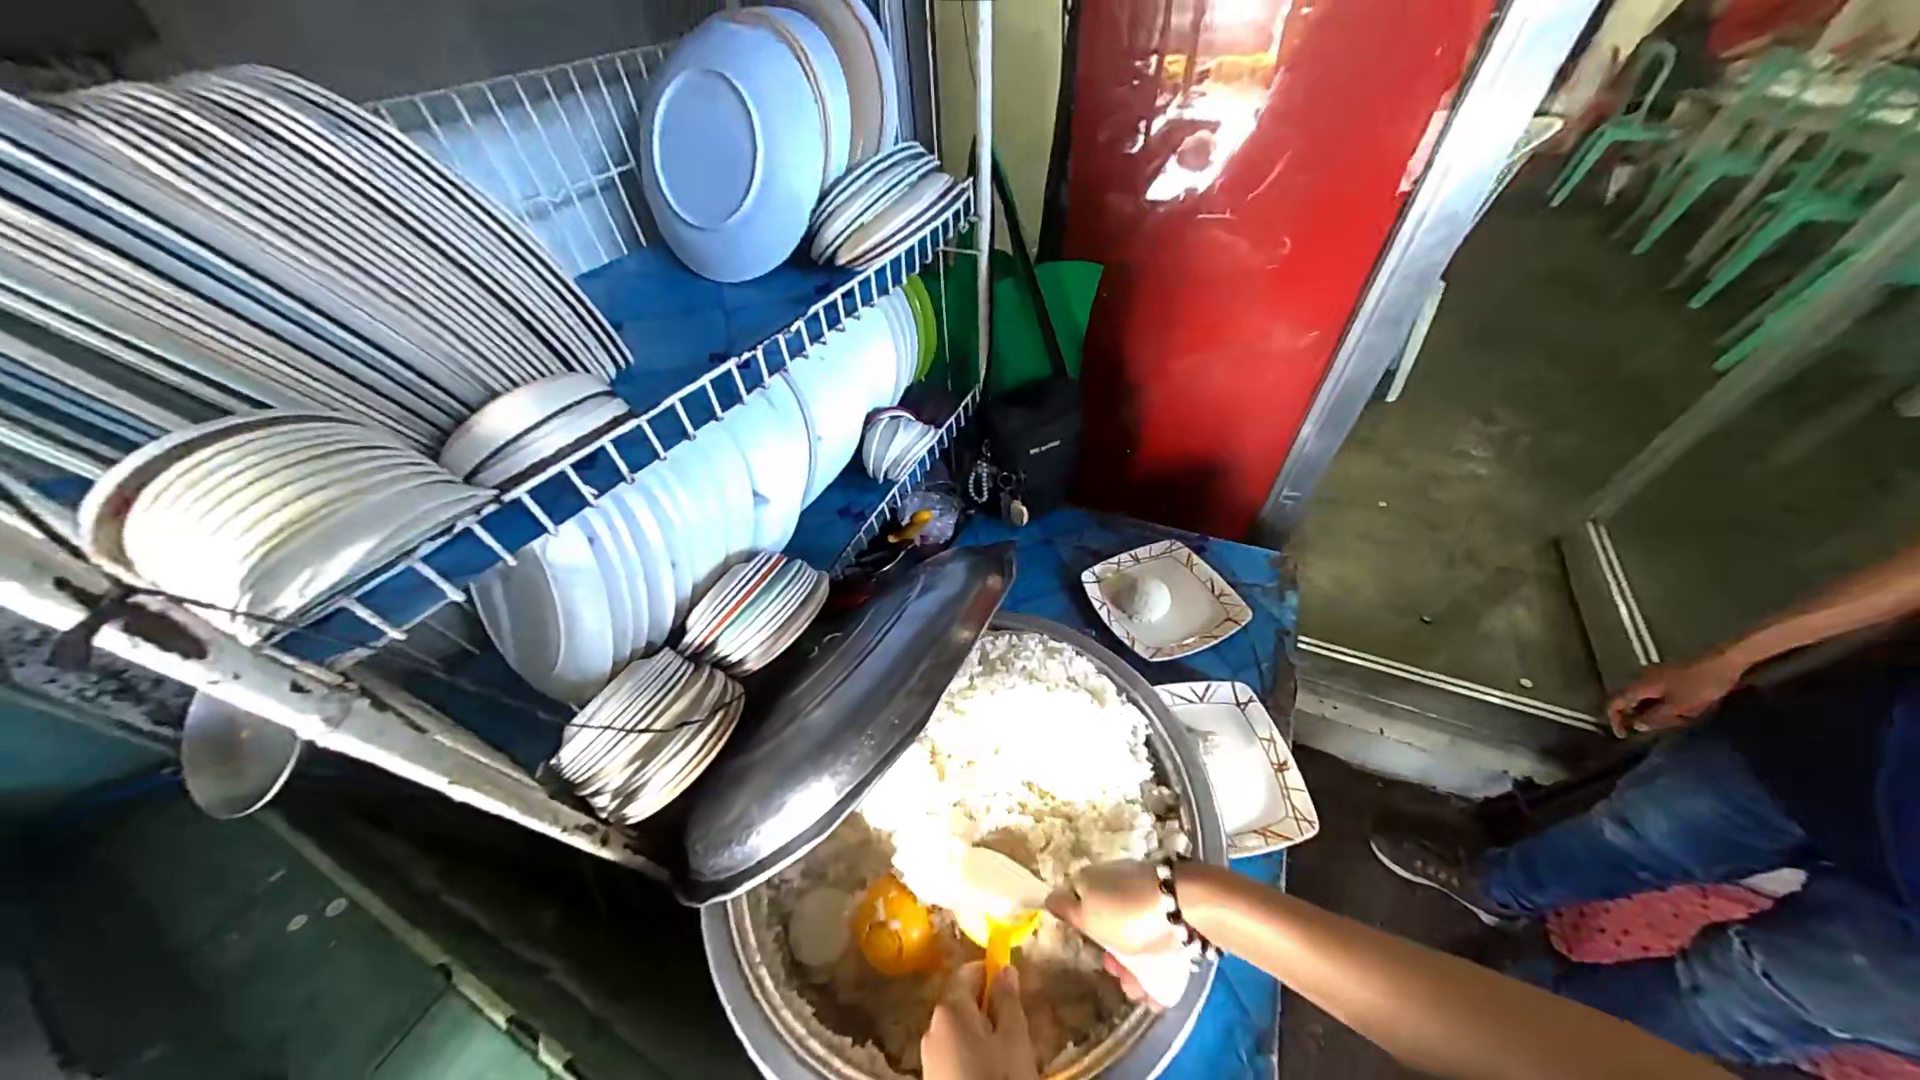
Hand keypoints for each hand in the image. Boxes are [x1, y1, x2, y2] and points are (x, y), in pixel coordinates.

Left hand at [922, 962, 1038, 1079]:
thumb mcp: (1014, 1040)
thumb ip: (1008, 1000)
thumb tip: (1004, 968)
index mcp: (949, 1009)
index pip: (967, 972)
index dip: (991, 973)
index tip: (1013, 988)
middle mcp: (932, 1026)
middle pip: (962, 1001)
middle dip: (988, 1007)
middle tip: (1015, 1026)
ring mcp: (929, 1056)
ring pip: (959, 1028)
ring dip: (982, 1032)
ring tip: (1007, 1054)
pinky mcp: (932, 1079)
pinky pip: (954, 1051)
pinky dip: (972, 1053)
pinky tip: (991, 1072)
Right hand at [1045, 861, 1187, 1007]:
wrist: (1182, 906)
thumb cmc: (1126, 914)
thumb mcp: (1088, 915)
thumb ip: (1066, 909)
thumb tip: (1048, 897)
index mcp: (1093, 880)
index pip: (1077, 899)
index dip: (1078, 926)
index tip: (1084, 948)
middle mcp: (1115, 883)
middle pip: (1107, 922)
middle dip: (1111, 955)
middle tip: (1117, 978)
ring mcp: (1143, 896)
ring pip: (1132, 934)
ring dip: (1133, 967)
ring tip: (1141, 994)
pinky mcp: (1167, 911)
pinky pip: (1154, 939)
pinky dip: (1153, 963)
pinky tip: (1157, 992)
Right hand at [1606, 654, 1744, 736]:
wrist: (1722, 662)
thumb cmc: (1699, 685)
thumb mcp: (1679, 706)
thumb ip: (1656, 717)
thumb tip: (1637, 725)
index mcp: (1638, 687)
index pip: (1614, 704)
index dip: (1614, 720)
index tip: (1624, 735)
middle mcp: (1639, 679)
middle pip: (1626, 701)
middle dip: (1634, 716)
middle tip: (1650, 730)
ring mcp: (1652, 676)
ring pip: (1642, 697)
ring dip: (1649, 711)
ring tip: (1672, 721)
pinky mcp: (1665, 675)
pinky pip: (1654, 693)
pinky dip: (1658, 704)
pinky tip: (1678, 709)